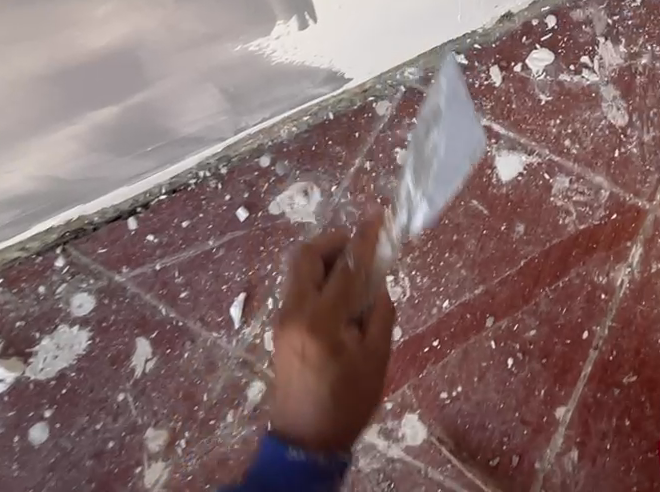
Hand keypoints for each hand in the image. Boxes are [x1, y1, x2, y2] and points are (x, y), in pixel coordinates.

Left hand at [265, 215, 396, 453]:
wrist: (306, 441)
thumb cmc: (348, 401)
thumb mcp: (377, 355)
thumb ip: (379, 310)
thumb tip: (376, 279)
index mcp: (322, 321)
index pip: (346, 267)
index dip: (365, 239)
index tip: (378, 216)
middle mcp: (294, 313)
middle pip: (306, 256)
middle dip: (334, 241)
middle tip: (359, 246)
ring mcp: (282, 320)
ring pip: (299, 270)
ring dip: (326, 259)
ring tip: (353, 271)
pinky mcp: (280, 328)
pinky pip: (299, 288)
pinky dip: (320, 279)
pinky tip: (341, 294)